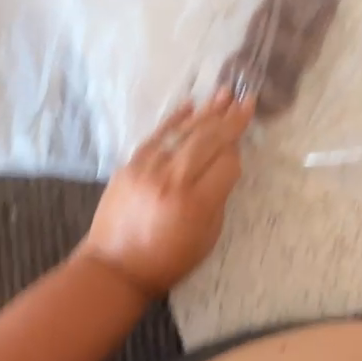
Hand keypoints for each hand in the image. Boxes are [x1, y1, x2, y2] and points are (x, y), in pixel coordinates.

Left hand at [79, 91, 254, 295]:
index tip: (242, 149)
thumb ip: (218, 197)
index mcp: (196, 203)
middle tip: (247, 100)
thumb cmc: (168, 260)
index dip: (237, 154)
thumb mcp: (207, 236)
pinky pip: (157, 136)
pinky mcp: (130, 165)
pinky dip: (175, 120)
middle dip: (230, 120)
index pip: (227, 164)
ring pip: (183, 132)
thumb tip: (225, 164)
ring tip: (225, 93)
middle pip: (208, 141)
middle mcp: (172, 180)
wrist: (115, 267)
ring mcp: (148, 169)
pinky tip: (191, 105)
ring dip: (207, 112)